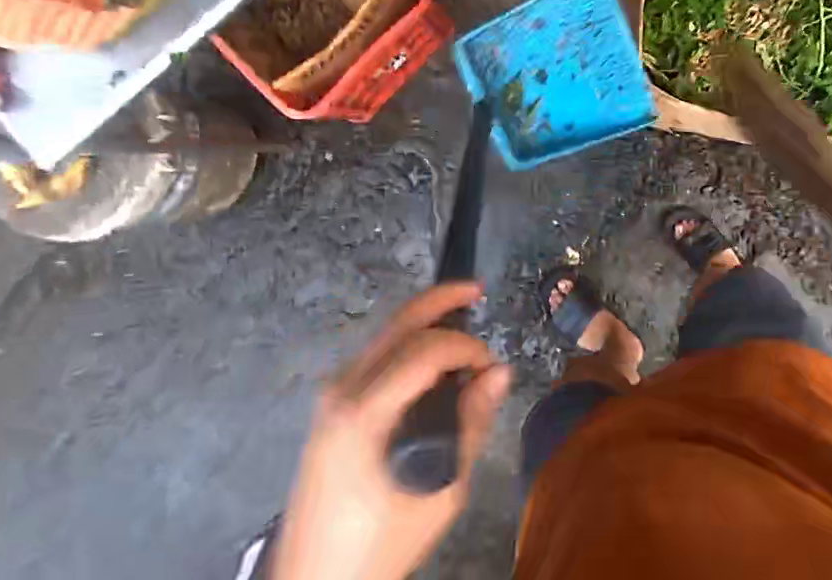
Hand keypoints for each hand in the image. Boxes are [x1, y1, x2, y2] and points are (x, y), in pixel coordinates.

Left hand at [271, 283, 511, 579]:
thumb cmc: (380, 542)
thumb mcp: (438, 491)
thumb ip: (471, 425)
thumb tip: (500, 372)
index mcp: (363, 413)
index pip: (422, 350)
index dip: (464, 346)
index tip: (491, 365)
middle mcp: (341, 388)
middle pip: (397, 324)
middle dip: (440, 300)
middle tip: (477, 290)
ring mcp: (331, 391)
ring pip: (385, 334)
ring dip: (425, 323)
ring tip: (464, 329)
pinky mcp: (330, 401)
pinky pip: (375, 355)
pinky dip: (408, 345)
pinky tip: (434, 359)